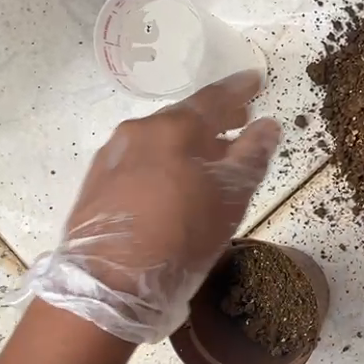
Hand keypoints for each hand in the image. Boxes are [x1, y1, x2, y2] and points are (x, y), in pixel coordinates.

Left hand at [19, 71, 280, 344]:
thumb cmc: (183, 235)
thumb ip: (253, 155)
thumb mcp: (232, 196)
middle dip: (214, 119)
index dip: (240, 89)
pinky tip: (173, 183)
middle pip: (184, 117)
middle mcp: (139, 131)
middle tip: (239, 120)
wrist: (110, 284)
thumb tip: (267, 125)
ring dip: (188, 143)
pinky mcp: (97, 185)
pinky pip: (140, 161)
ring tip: (210, 157)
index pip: (214, 97)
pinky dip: (165, 162)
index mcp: (175, 127)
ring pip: (160, 140)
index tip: (256, 80)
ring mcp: (112, 157)